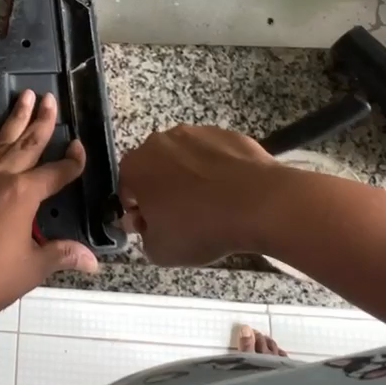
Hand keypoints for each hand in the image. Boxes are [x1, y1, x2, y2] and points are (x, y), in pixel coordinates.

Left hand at [0, 91, 99, 330]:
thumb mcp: (34, 266)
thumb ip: (62, 254)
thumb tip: (93, 261)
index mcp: (25, 194)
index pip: (57, 173)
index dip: (72, 161)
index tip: (80, 148)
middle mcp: (1, 177)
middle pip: (29, 144)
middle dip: (43, 122)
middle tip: (51, 99)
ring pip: (0, 140)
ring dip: (15, 118)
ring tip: (26, 96)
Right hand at [118, 124, 290, 265]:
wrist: (259, 204)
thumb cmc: (201, 228)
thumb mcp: (160, 251)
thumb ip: (144, 237)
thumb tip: (146, 224)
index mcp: (136, 166)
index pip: (126, 189)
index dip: (139, 211)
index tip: (155, 227)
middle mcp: (159, 141)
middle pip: (154, 169)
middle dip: (164, 191)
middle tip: (183, 219)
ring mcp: (194, 133)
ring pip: (184, 159)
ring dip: (191, 178)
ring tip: (213, 206)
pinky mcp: (225, 134)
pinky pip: (214, 154)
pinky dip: (218, 170)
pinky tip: (232, 193)